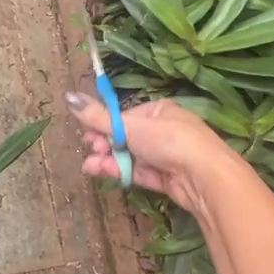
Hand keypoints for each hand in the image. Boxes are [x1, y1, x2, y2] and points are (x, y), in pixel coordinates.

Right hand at [65, 92, 245, 213]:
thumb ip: (98, 117)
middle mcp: (164, 130)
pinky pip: (139, 172)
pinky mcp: (167, 177)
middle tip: (91, 151)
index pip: (123, 117)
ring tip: (90, 167)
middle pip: (125, 138)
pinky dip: (121, 172)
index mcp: (159, 110)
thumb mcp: (129, 126)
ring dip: (108, 160)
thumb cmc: (170, 141)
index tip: (87, 135)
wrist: (205, 177)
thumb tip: (68, 96)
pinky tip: (103, 172)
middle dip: (104, 145)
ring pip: (130, 157)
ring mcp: (166, 155)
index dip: (103, 126)